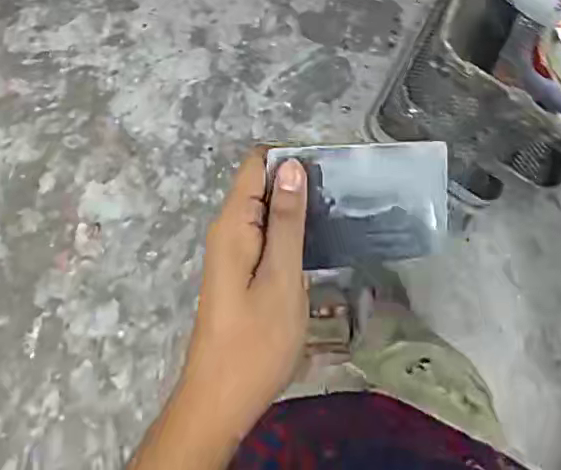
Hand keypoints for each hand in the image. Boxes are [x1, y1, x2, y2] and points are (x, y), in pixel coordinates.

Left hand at [130, 149, 308, 469]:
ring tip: (336, 216)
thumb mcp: (280, 276)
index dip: (289, 157)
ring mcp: (233, 250)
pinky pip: (265, 232)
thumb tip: (291, 165)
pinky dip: (289, 230)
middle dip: (297, 182)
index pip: (257, 163)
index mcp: (233, 223)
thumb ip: (286, 220)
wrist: (221, 402)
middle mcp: (228, 228)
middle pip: (262, 182)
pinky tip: (315, 244)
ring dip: (296, 208)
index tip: (326, 168)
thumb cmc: (255, 341)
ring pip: (265, 208)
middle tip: (339, 196)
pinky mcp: (240, 269)